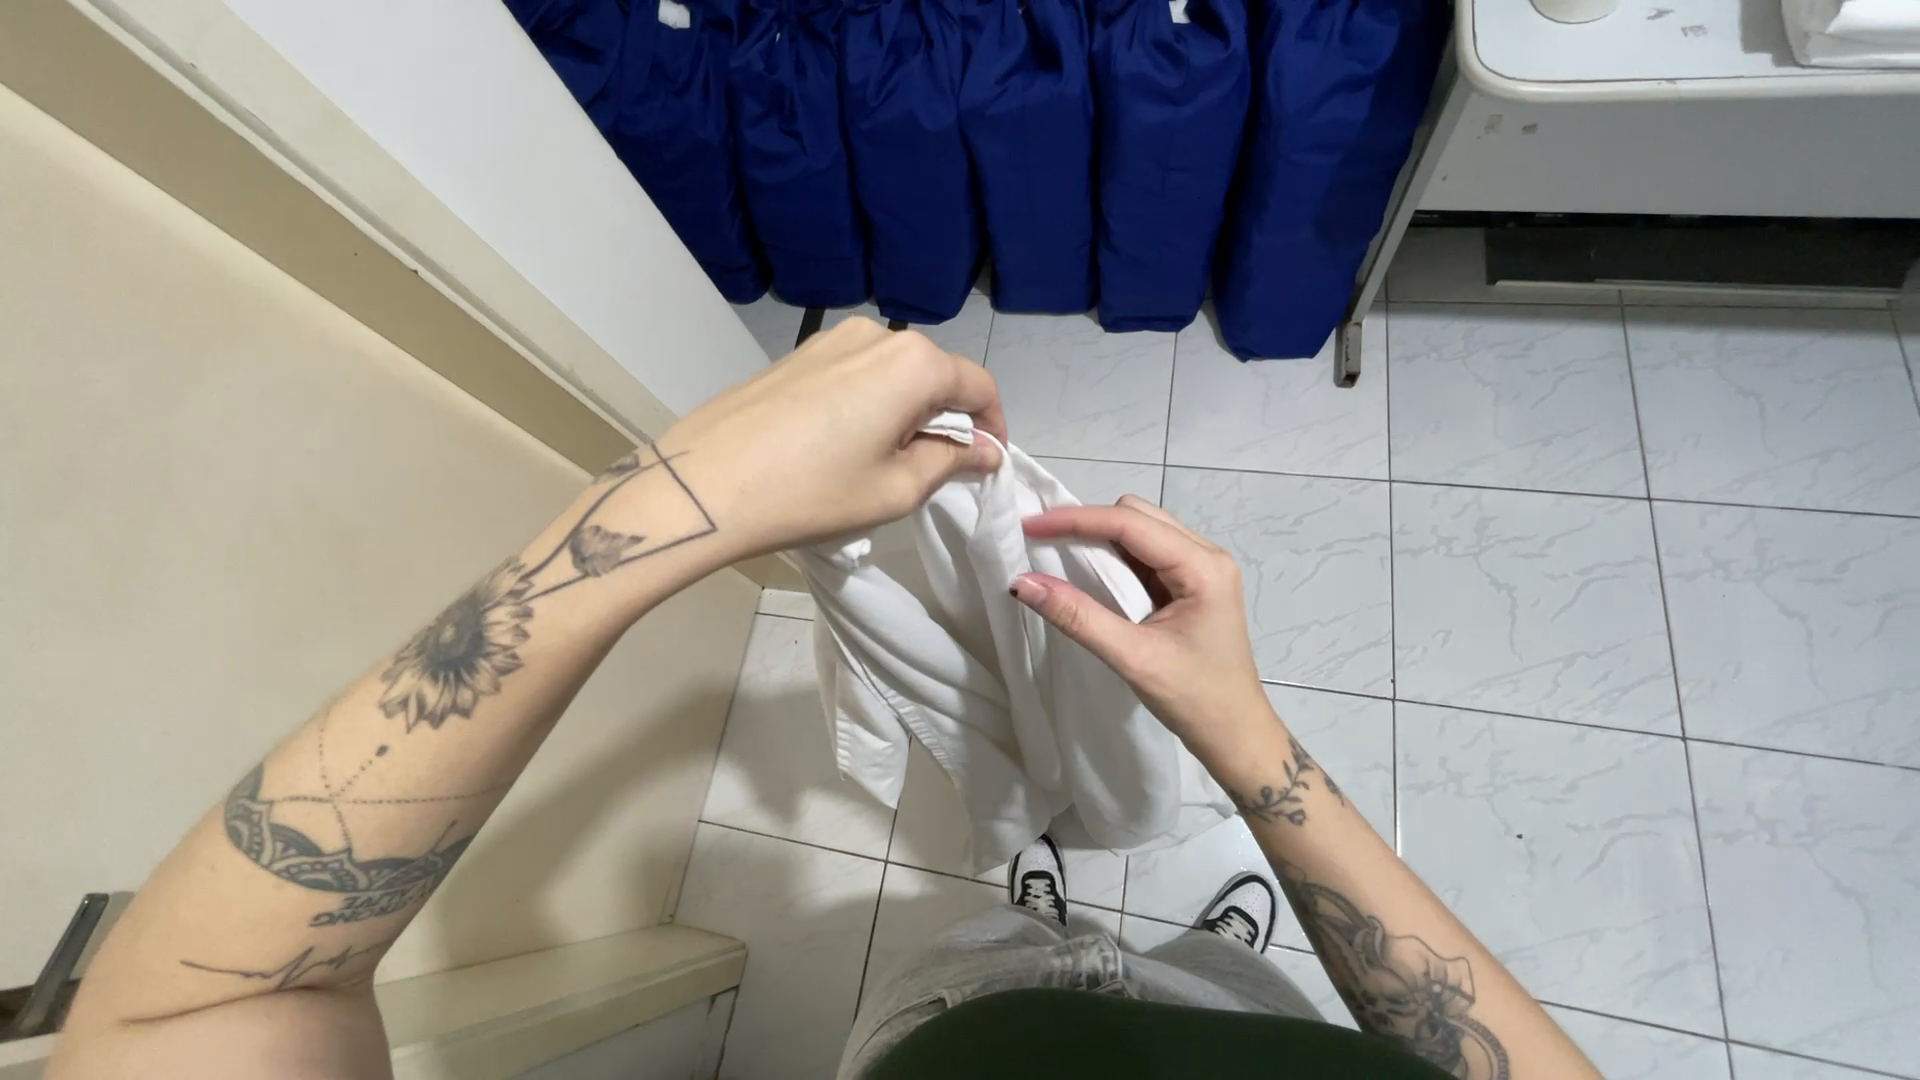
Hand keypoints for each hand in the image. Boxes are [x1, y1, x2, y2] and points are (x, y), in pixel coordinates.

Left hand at [655, 317, 1004, 558]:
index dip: (993, 426)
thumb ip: (952, 461)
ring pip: (895, 374)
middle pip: (936, 375)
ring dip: (907, 412)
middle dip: (947, 419)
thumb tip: (985, 451)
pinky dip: (872, 404)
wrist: (705, 484)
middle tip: (931, 471)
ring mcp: (832, 339)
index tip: (986, 463)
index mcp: (913, 362)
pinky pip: (858, 374)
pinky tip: (844, 444)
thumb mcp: (897, 489)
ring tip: (883, 461)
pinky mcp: (799, 355)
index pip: (978, 386)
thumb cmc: (813, 492)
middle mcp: (878, 335)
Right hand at [1011, 497, 1278, 769]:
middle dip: (1088, 524)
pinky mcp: (1190, 583)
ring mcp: (1200, 567)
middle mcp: (1206, 555)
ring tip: (1061, 558)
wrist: (1234, 733)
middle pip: (1137, 515)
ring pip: (1140, 529)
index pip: (1130, 523)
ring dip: (1100, 539)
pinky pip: (1145, 552)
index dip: (1076, 519)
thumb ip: (1077, 616)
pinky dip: (1114, 557)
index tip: (1030, 525)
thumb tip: (1022, 582)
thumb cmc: (1192, 698)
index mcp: (1202, 567)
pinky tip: (1092, 576)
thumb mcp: (1131, 657)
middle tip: (1043, 544)